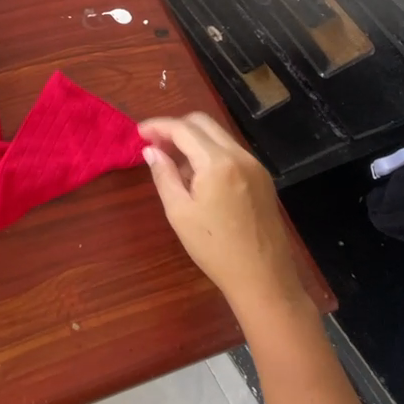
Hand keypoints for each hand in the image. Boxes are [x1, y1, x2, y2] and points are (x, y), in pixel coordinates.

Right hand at [139, 112, 308, 319]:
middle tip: (154, 144)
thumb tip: (151, 150)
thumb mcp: (179, 212)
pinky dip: (209, 152)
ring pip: (218, 135)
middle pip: (202, 123)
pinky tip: (197, 175)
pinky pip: (230, 152)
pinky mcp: (262, 179)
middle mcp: (240, 156)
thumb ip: (163, 174)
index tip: (138, 133)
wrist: (265, 280)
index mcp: (217, 163)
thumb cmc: (215, 249)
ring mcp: (255, 167)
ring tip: (172, 162)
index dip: (157, 126)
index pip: (182, 129)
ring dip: (192, 139)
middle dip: (175, 127)